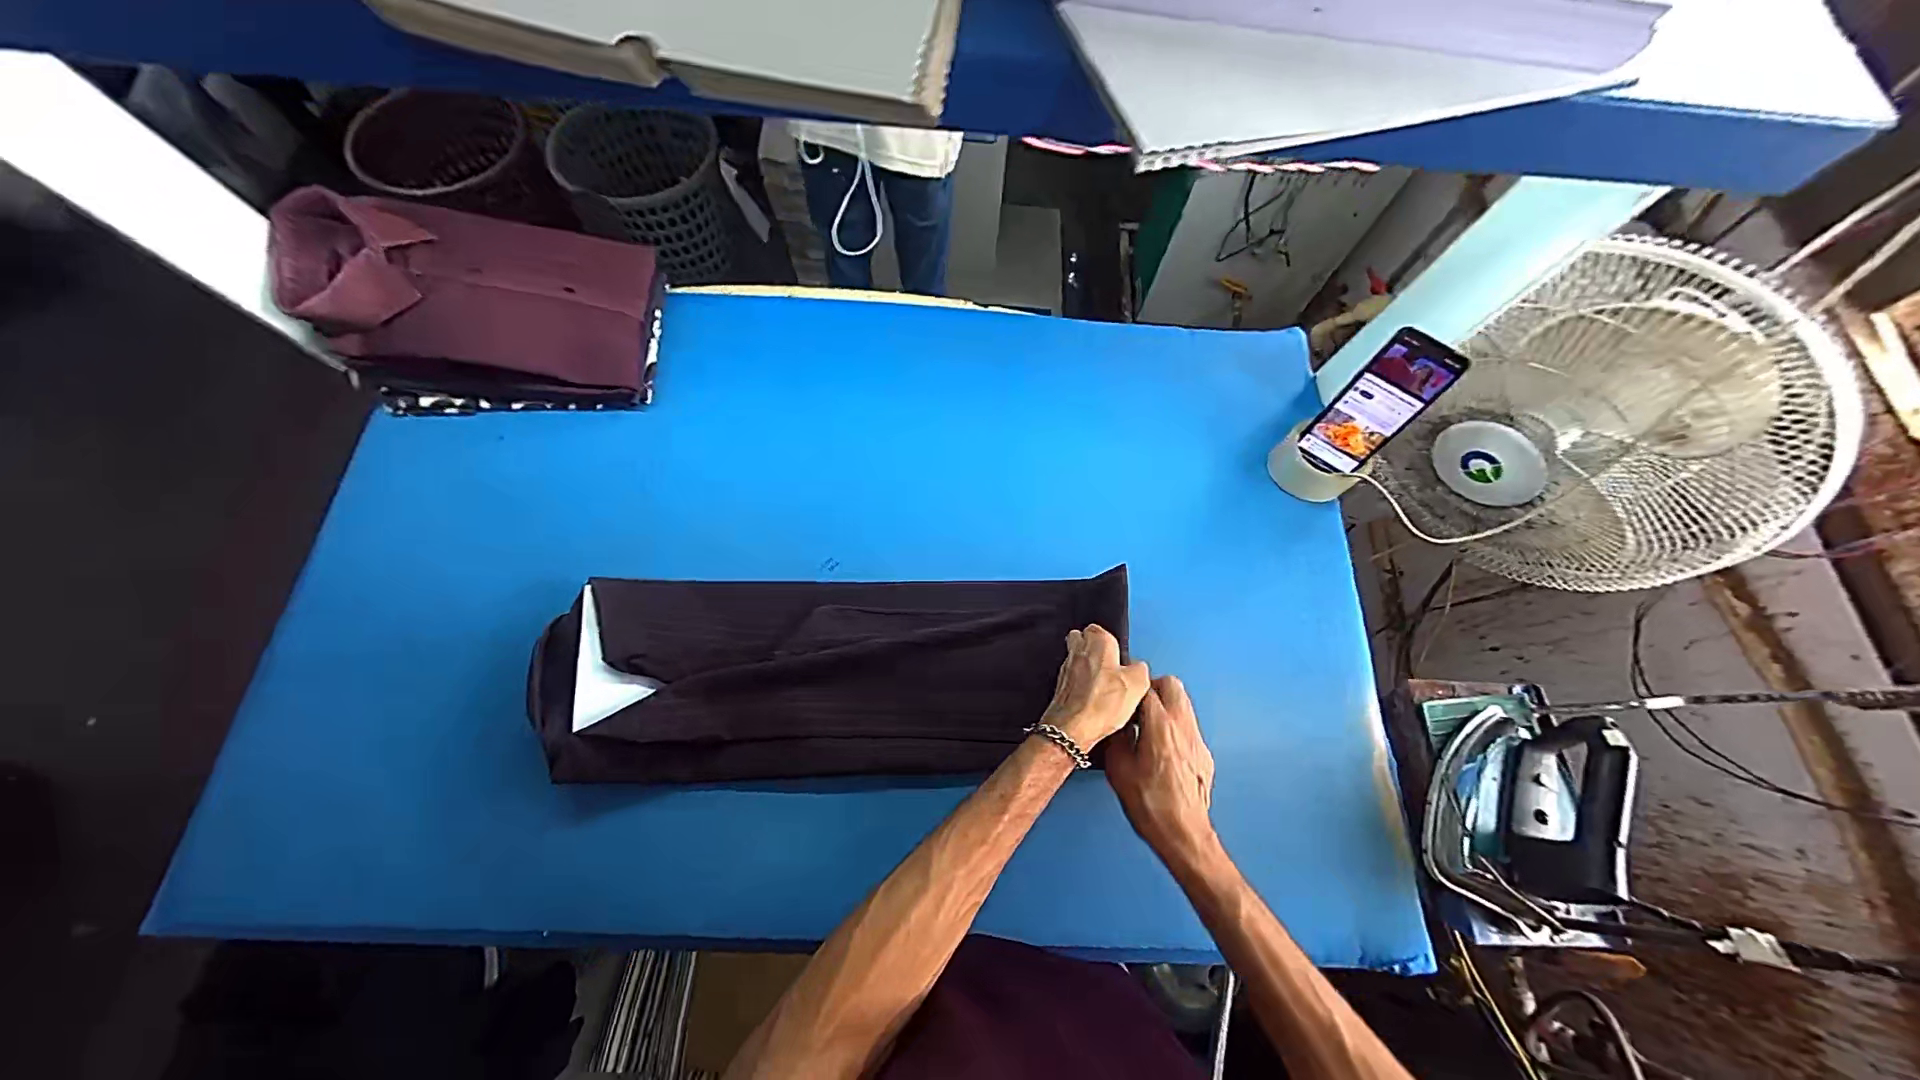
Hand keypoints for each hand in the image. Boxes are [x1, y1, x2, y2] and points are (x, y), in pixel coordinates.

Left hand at [1040, 625, 1149, 750]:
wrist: (1072, 727)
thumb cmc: (1100, 704)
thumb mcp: (1137, 685)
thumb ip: (1141, 670)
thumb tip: (1139, 669)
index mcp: (1098, 642)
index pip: (1101, 629)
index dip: (1111, 641)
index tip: (1119, 653)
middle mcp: (1078, 650)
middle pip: (1082, 637)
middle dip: (1093, 646)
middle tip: (1108, 662)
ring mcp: (1066, 667)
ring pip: (1075, 655)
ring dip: (1086, 664)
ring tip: (1101, 681)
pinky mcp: (1060, 685)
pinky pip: (1071, 676)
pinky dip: (1079, 681)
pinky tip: (1090, 695)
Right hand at [1105, 675, 1218, 869]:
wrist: (1182, 833)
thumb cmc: (1151, 806)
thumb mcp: (1118, 768)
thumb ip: (1115, 737)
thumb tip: (1113, 724)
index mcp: (1160, 725)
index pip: (1146, 686)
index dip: (1129, 686)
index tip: (1120, 693)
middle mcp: (1183, 727)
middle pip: (1171, 684)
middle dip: (1152, 687)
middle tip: (1135, 702)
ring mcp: (1196, 740)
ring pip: (1183, 703)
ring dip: (1164, 705)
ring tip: (1146, 723)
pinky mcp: (1203, 755)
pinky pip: (1188, 726)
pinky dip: (1174, 726)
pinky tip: (1160, 746)